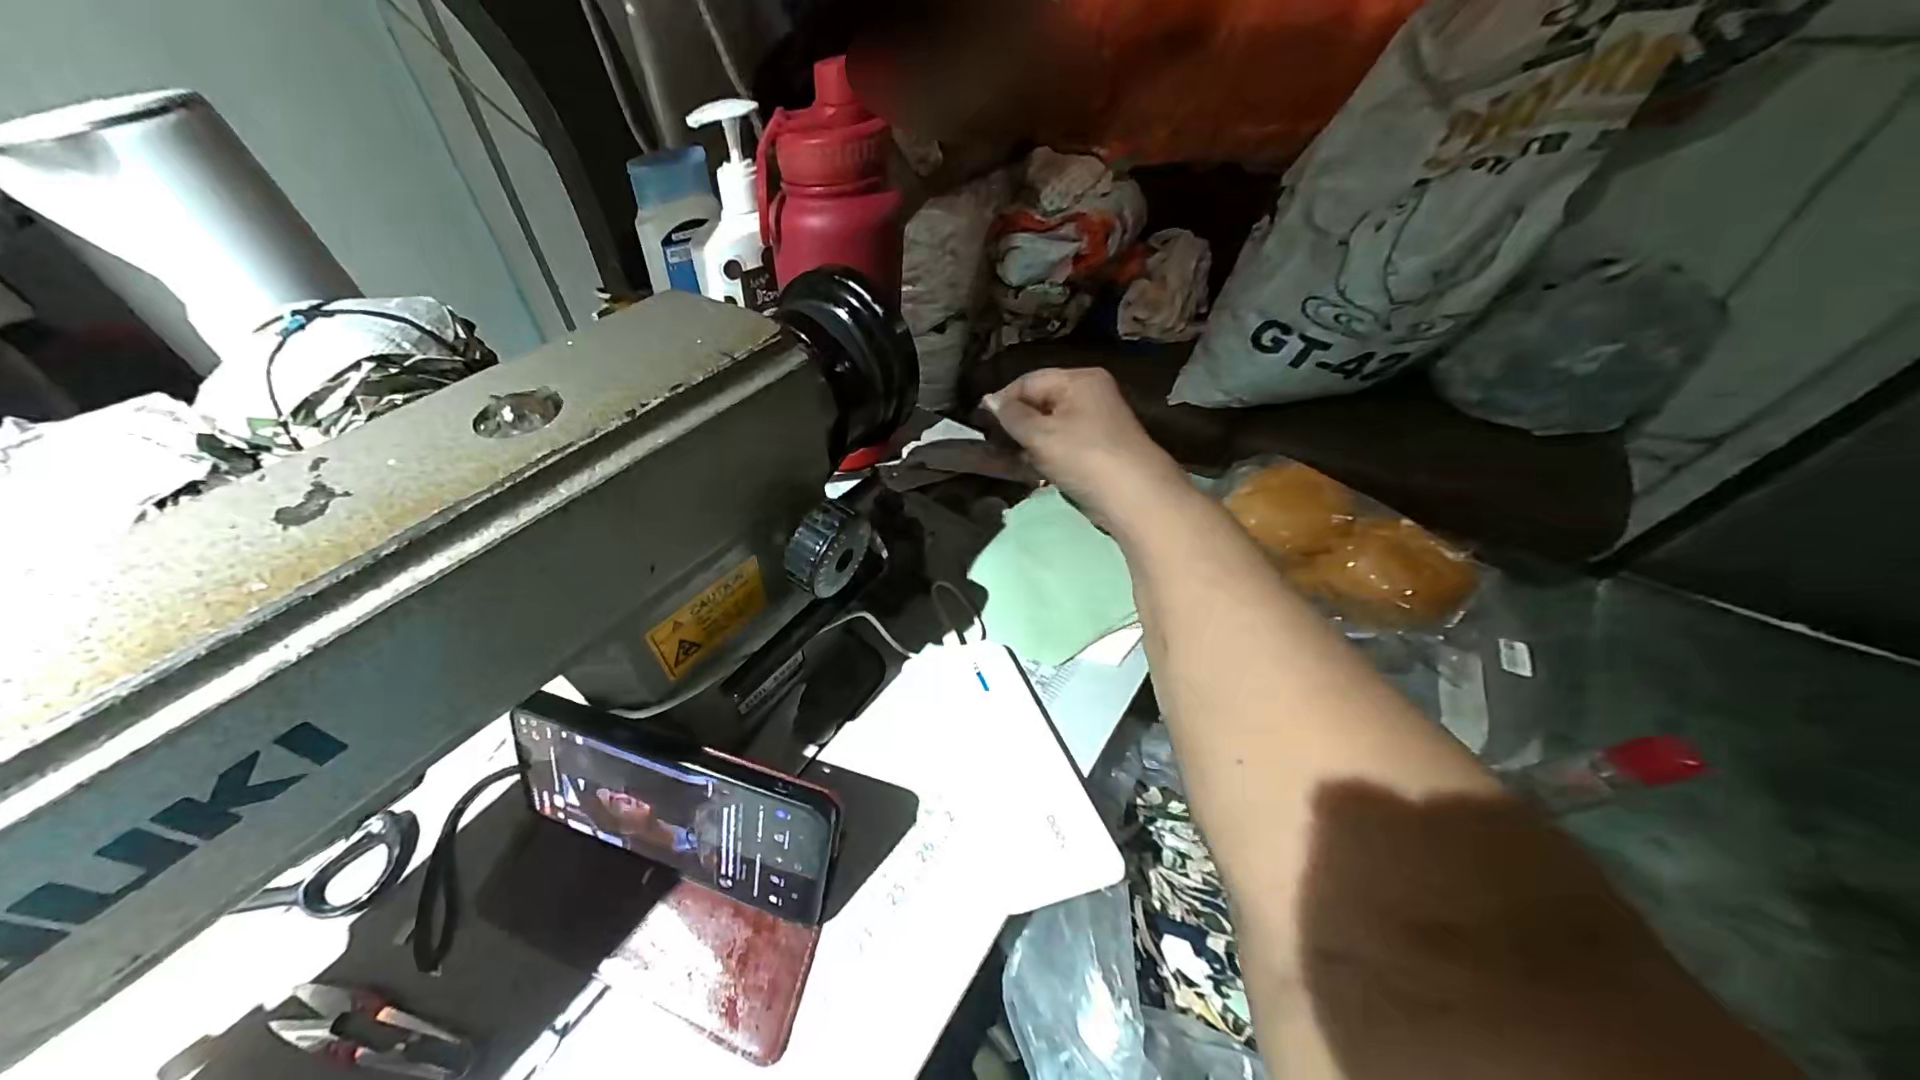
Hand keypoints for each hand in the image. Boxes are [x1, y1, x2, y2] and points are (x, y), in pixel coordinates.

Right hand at [984, 367, 1187, 527]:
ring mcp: (1097, 423)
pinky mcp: (1099, 450)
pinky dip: (1047, 456)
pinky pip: (1064, 445)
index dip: (1003, 400)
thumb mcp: (1040, 434)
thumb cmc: (1084, 456)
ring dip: (1030, 443)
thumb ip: (1011, 416)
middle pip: (1041, 402)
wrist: (1134, 497)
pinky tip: (1034, 471)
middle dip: (1017, 424)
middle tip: (995, 445)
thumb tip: (990, 400)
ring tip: (1012, 460)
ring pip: (1051, 427)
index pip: (1029, 380)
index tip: (981, 425)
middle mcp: (1091, 395)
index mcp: (1080, 379)